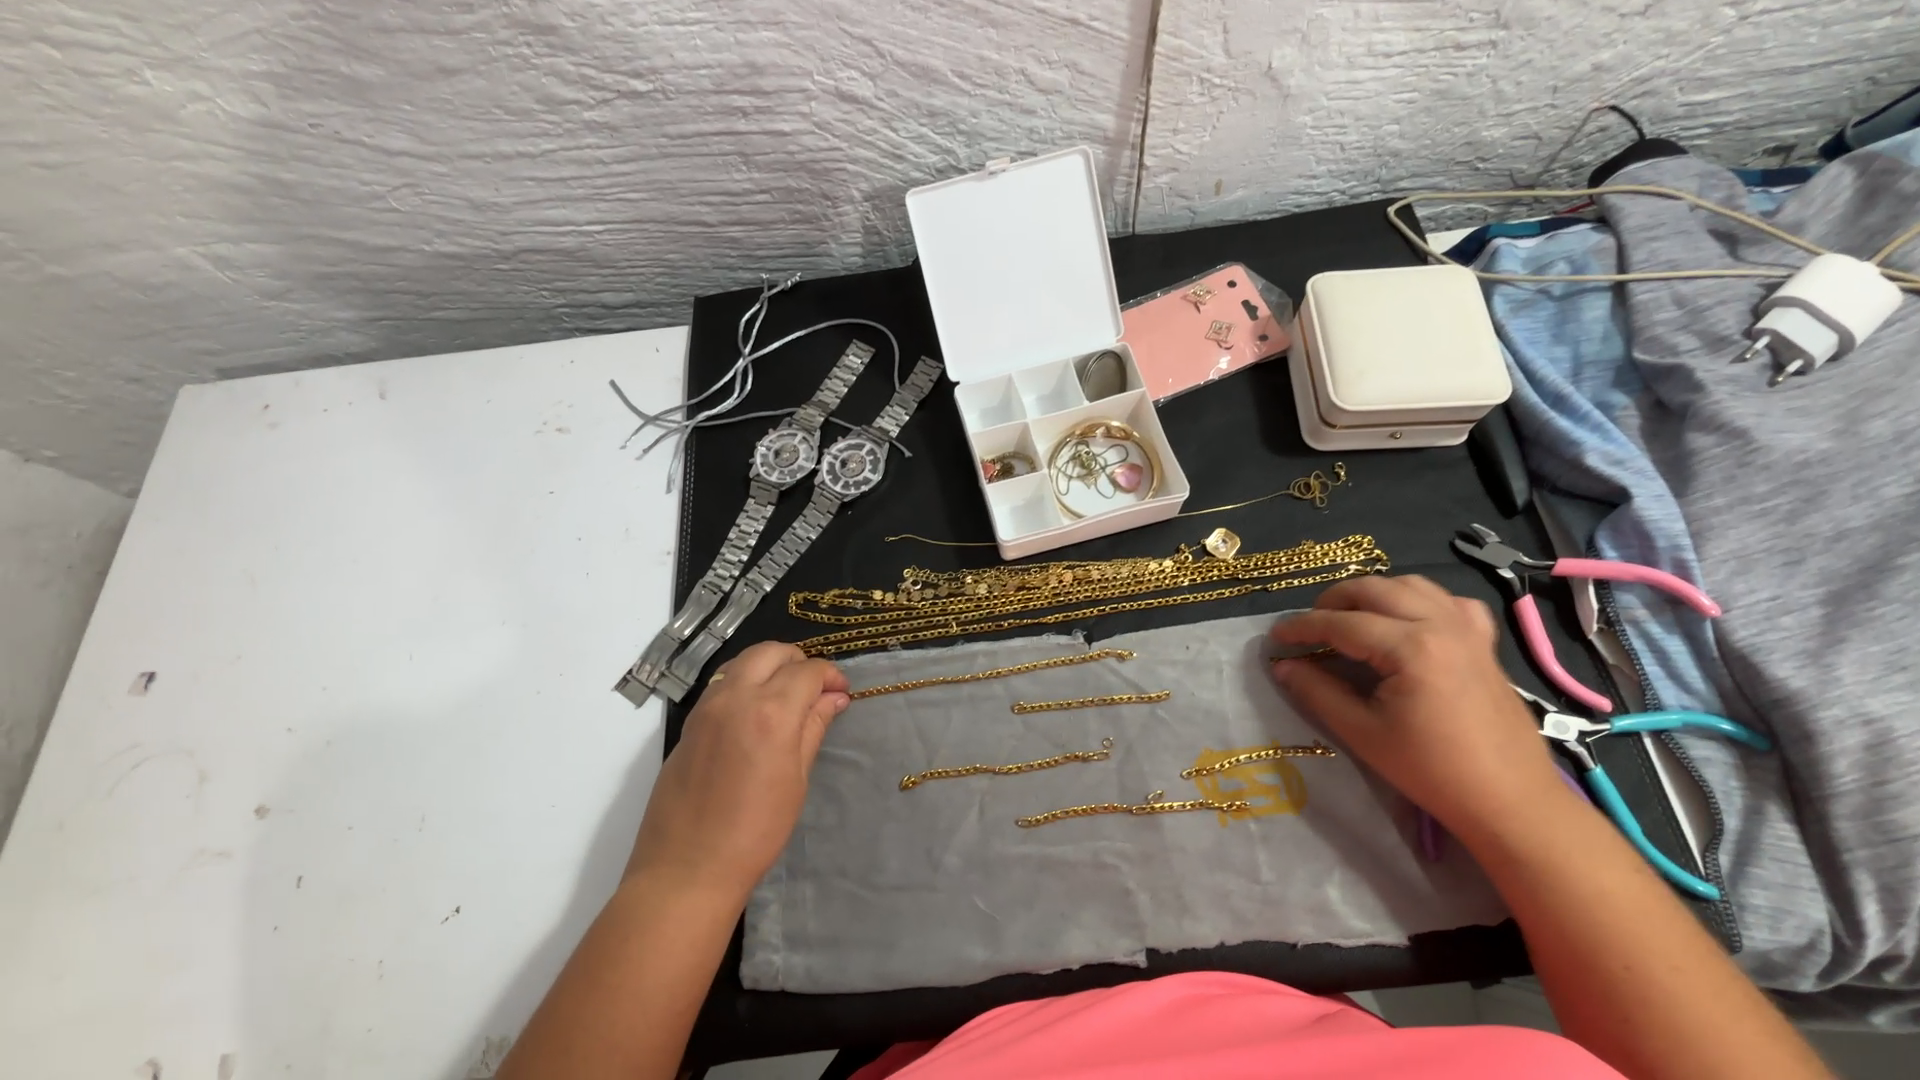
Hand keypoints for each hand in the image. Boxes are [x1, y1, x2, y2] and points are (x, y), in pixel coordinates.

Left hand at [626, 642, 850, 899]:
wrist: (687, 867)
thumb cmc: (755, 832)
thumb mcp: (796, 780)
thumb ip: (813, 729)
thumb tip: (834, 699)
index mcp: (771, 712)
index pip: (807, 671)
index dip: (831, 676)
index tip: (842, 693)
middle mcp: (735, 697)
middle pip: (771, 651)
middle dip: (798, 661)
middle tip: (816, 690)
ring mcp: (706, 707)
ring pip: (742, 662)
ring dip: (769, 667)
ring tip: (787, 699)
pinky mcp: (689, 722)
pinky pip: (721, 684)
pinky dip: (744, 682)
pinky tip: (757, 714)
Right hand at [1269, 576, 1570, 838]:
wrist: (1508, 799)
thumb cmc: (1431, 770)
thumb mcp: (1362, 733)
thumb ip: (1317, 692)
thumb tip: (1283, 665)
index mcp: (1410, 647)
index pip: (1342, 623)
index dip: (1302, 627)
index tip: (1274, 637)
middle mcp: (1440, 624)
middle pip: (1374, 589)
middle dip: (1333, 601)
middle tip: (1309, 627)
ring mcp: (1467, 629)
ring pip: (1411, 585)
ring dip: (1373, 593)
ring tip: (1349, 618)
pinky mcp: (1484, 643)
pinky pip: (1448, 601)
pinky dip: (1419, 600)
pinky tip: (1406, 621)